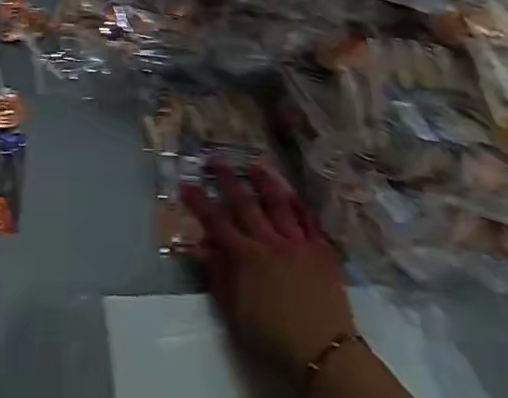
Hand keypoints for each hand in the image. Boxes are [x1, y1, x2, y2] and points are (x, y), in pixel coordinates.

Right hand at [180, 162, 355, 373]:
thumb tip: (202, 247)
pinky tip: (292, 193)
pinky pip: (308, 218)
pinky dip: (298, 203)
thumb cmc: (272, 338)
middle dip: (228, 180)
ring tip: (255, 165)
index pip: (217, 223)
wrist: (320, 349)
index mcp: (247, 259)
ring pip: (278, 203)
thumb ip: (219, 278)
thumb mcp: (235, 316)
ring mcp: (298, 241)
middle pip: (245, 205)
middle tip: (216, 159)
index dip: (200, 203)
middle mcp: (270, 242)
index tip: (187, 184)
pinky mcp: (321, 247)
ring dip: (265, 182)